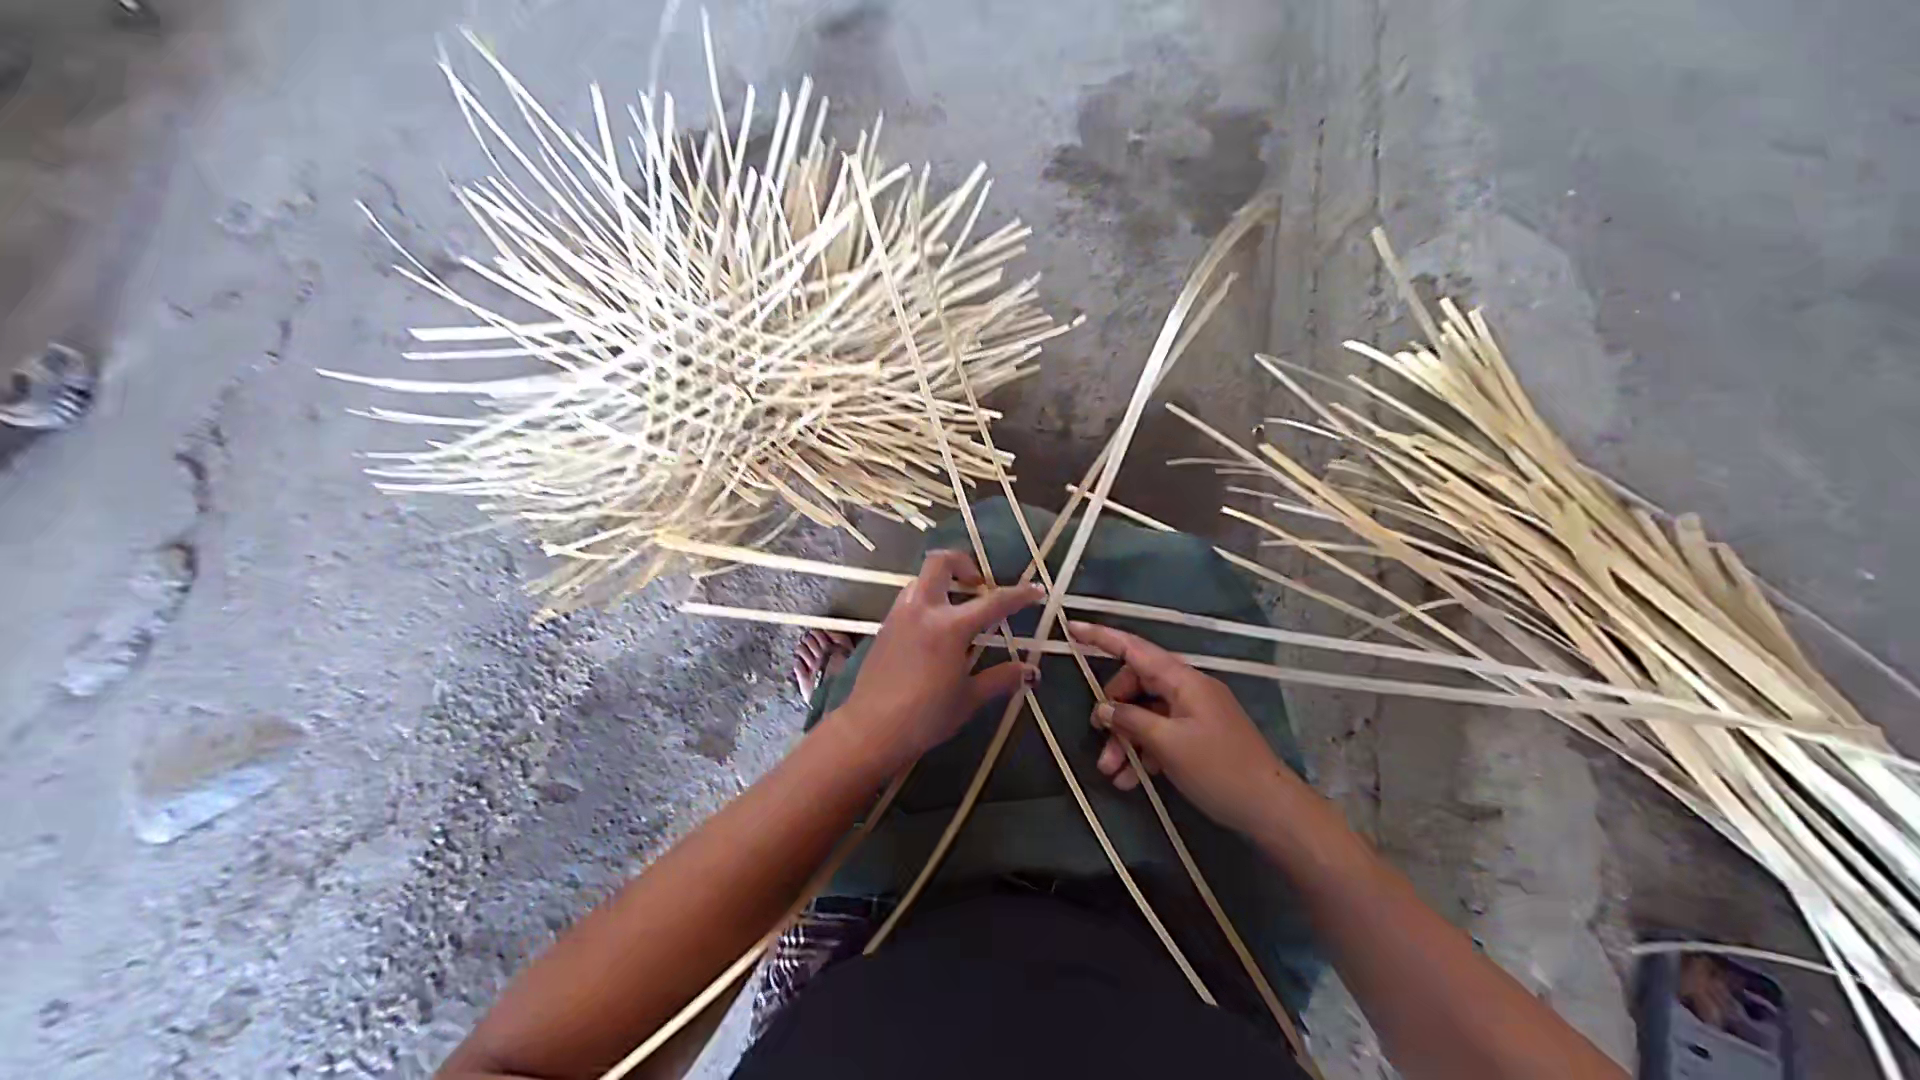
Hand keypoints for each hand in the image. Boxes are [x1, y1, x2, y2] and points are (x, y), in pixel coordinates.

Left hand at [828, 551, 1043, 774]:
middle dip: (964, 564)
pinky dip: (926, 600)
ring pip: (921, 579)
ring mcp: (900, 615)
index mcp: (950, 627)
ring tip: (957, 608)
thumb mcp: (968, 699)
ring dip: (942, 582)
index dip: (1019, 595)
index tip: (1036, 590)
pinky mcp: (884, 627)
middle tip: (979, 585)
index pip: (993, 602)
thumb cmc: (925, 717)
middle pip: (941, 563)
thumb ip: (1000, 678)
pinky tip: (933, 629)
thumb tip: (1030, 671)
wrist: (871, 729)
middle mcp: (923, 610)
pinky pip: (908, 599)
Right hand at [1069, 621, 1293, 833]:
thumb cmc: (1219, 769)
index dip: (1102, 637)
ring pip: (1145, 716)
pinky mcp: (1197, 738)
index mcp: (1184, 681)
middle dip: (1113, 713)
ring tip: (1111, 773)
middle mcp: (1188, 690)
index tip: (1073, 628)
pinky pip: (1160, 735)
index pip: (1135, 649)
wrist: (1271, 810)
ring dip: (1125, 741)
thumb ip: (1131, 721)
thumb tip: (1104, 710)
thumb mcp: (1168, 745)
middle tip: (1098, 740)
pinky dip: (1143, 753)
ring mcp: (1193, 714)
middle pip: (1136, 687)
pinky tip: (1130, 781)